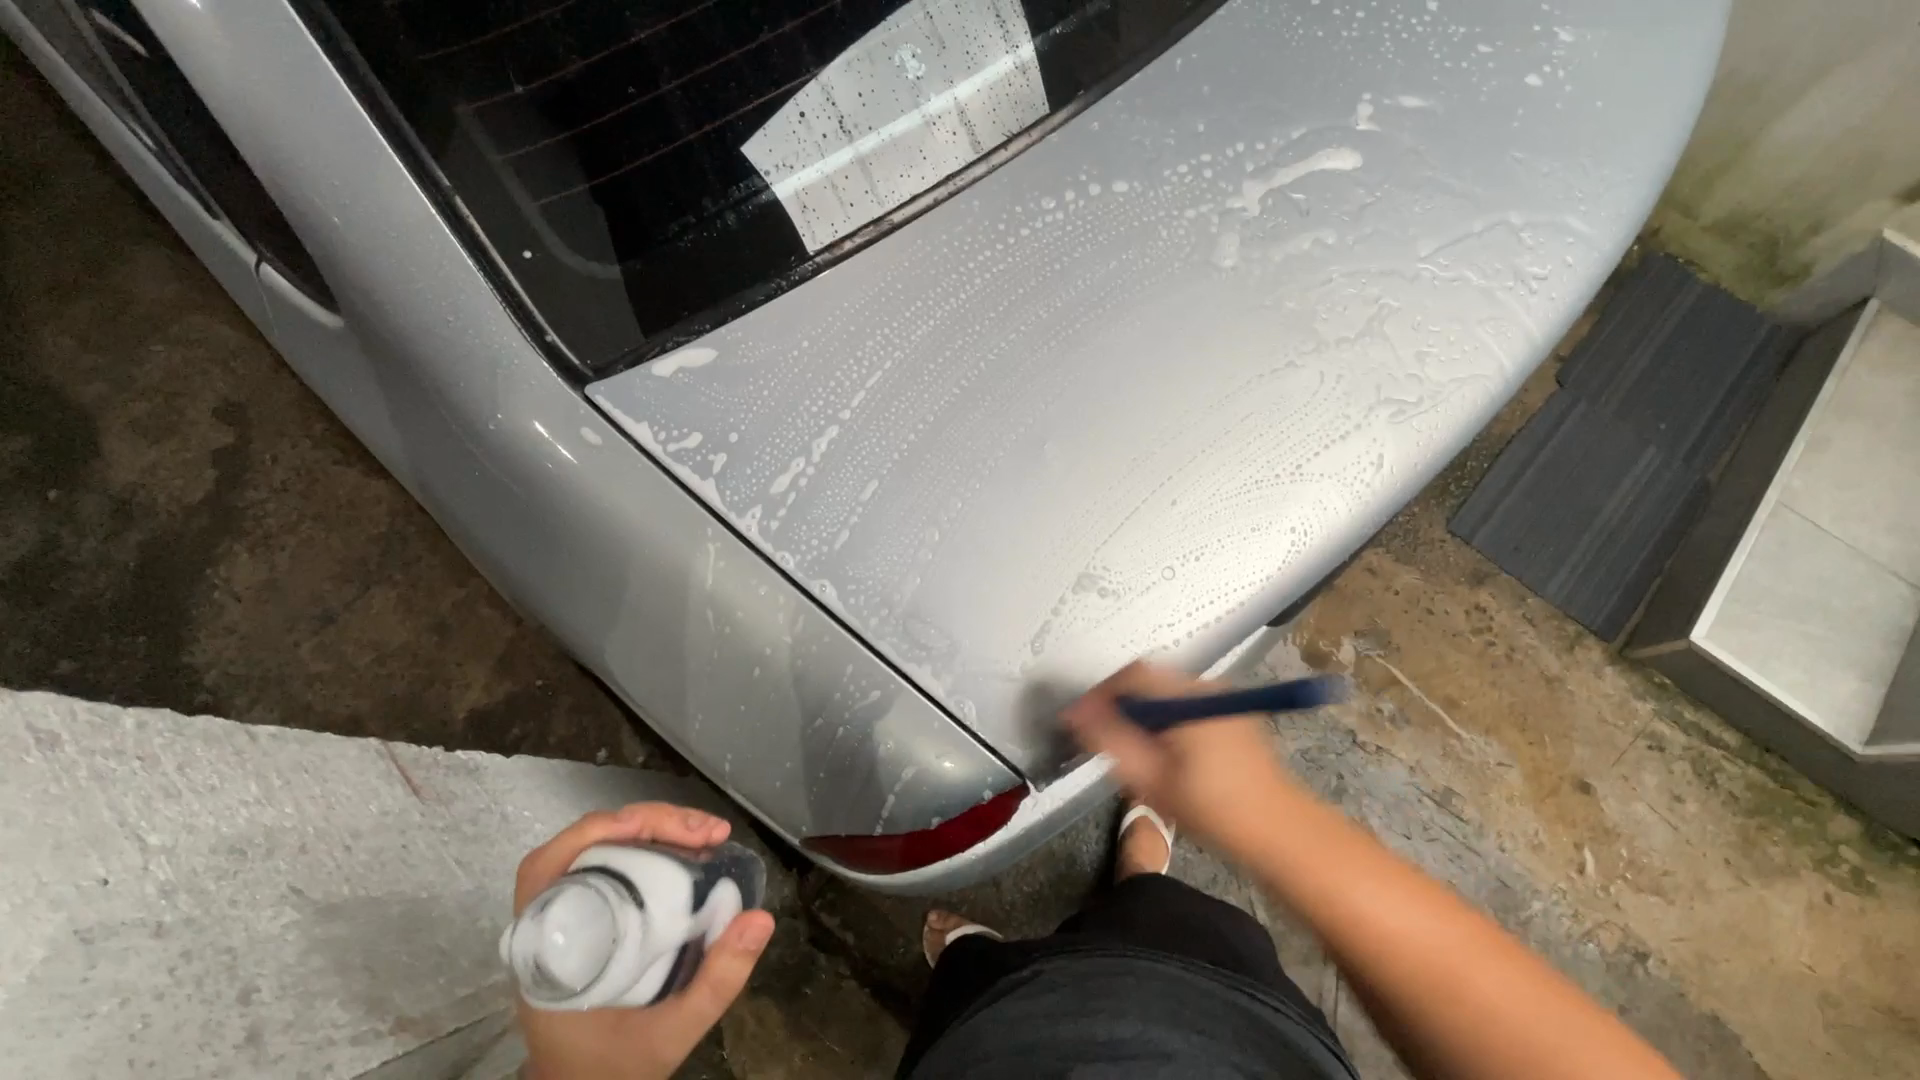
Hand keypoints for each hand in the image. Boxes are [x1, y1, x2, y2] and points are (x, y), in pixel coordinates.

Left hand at [514, 803, 775, 1079]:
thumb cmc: (617, 1069)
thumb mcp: (673, 1033)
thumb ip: (716, 981)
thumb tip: (760, 918)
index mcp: (549, 952)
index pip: (545, 870)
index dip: (591, 834)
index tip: (645, 827)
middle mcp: (551, 927)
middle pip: (583, 849)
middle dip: (647, 824)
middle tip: (708, 831)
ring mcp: (571, 920)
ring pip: (601, 852)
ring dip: (653, 833)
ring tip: (708, 835)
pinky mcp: (592, 922)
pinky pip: (614, 870)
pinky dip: (650, 853)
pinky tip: (687, 854)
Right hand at [1063, 662, 1298, 859]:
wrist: (1280, 831)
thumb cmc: (1213, 808)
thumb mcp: (1151, 778)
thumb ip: (1108, 740)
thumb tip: (1074, 714)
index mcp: (1187, 696)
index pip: (1131, 674)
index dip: (1099, 694)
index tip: (1079, 721)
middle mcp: (1206, 686)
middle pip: (1148, 680)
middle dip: (1118, 705)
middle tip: (1099, 739)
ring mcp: (1222, 697)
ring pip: (1165, 692)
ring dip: (1140, 713)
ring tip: (1128, 751)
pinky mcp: (1231, 713)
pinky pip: (1184, 703)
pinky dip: (1163, 719)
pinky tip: (1160, 754)